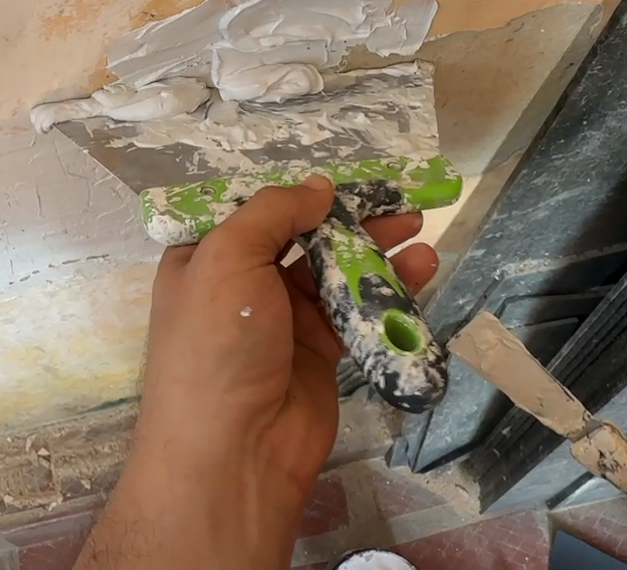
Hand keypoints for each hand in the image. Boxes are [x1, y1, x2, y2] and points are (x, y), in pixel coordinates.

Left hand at [76, 177, 437, 569]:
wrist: (234, 453)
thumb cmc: (217, 341)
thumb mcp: (228, 257)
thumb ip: (273, 213)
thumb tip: (318, 186)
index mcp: (206, 255)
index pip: (251, 209)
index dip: (292, 189)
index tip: (336, 173)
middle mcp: (242, 281)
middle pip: (300, 234)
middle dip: (345, 214)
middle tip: (393, 195)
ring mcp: (282, 316)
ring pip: (334, 268)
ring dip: (374, 247)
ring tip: (416, 224)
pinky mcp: (320, 348)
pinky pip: (356, 307)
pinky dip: (387, 288)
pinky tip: (420, 266)